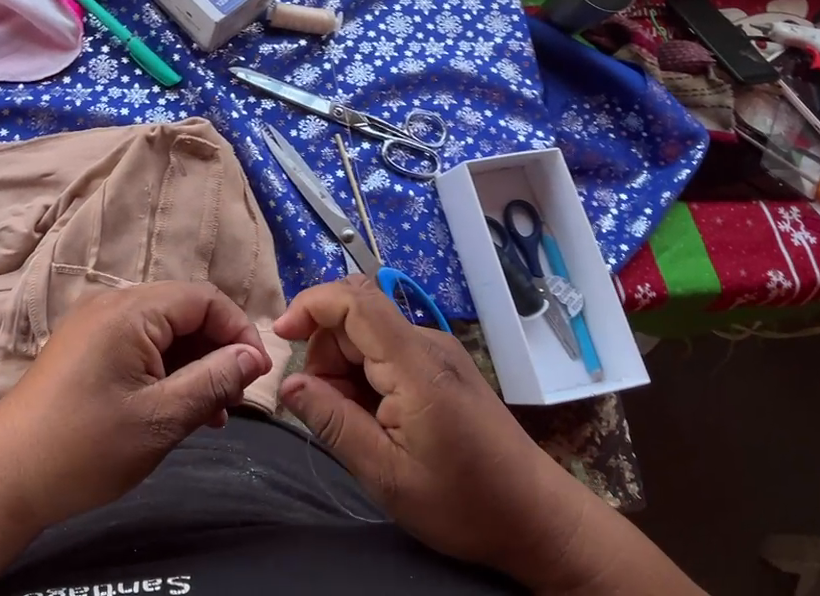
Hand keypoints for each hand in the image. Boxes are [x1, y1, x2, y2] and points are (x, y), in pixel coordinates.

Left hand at [0, 281, 272, 531]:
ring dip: (195, 364)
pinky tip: (180, 409)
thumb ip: (213, 381)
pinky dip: (167, 370)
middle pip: (184, 311)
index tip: (258, 375)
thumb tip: (256, 357)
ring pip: (164, 331)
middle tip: (236, 399)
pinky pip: (140, 345)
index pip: (203, 298)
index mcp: (130, 311)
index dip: (238, 330)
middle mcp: (112, 305)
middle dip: (218, 350)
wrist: (4, 478)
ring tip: (213, 414)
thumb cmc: (85, 447)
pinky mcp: (86, 349)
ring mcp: (95, 326)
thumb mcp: (160, 418)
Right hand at [274, 276, 597, 590]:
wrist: (539, 520)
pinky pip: (388, 352)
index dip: (309, 305)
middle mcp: (428, 344)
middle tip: (325, 411)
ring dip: (344, 370)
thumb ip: (333, 423)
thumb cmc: (465, 504)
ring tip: (357, 426)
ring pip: (368, 335)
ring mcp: (439, 353)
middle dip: (324, 353)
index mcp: (415, 365)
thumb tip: (289, 384)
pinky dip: (366, 377)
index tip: (280, 338)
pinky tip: (377, 421)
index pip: (353, 300)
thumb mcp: (386, 475)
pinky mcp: (443, 367)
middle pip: (355, 318)